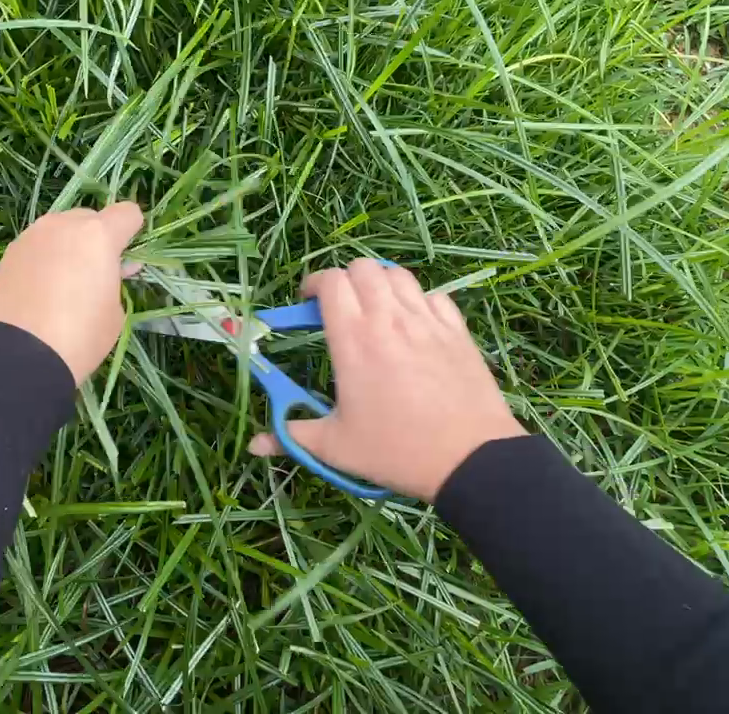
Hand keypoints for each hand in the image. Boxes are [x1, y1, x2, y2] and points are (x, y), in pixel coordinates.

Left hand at [0, 202, 143, 384]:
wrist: (14, 357)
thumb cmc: (78, 336)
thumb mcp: (113, 313)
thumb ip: (116, 282)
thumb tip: (112, 270)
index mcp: (98, 235)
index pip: (127, 213)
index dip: (132, 232)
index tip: (126, 258)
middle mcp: (63, 225)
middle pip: (90, 219)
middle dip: (97, 240)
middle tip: (95, 276)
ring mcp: (31, 237)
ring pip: (60, 232)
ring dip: (68, 248)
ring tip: (64, 287)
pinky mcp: (7, 254)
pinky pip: (37, 248)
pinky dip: (44, 261)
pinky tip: (40, 293)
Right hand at [249, 258, 524, 497]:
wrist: (472, 461)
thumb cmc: (397, 450)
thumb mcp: (337, 446)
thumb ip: (292, 435)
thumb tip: (255, 444)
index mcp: (353, 339)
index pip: (330, 282)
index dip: (314, 284)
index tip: (307, 304)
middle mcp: (388, 319)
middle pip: (362, 268)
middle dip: (345, 280)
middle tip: (340, 307)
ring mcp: (427, 321)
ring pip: (398, 274)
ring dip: (380, 284)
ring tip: (375, 309)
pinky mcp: (457, 331)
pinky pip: (434, 295)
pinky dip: (418, 300)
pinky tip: (414, 324)